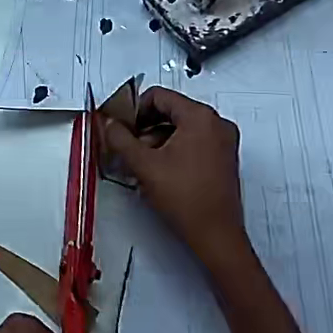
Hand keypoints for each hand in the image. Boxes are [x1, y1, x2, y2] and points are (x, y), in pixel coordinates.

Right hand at [99, 88, 247, 265]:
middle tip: (126, 143)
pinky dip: (171, 148)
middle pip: (170, 111)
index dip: (134, 108)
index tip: (119, 124)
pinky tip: (157, 169)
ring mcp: (223, 142)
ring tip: (140, 161)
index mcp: (200, 118)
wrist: (215, 235)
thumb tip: (109, 124)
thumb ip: (120, 138)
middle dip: (144, 126)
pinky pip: (192, 141)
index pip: (159, 96)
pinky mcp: (223, 158)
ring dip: (155, 139)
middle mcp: (216, 124)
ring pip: (179, 127)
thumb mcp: (143, 164)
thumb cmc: (185, 198)